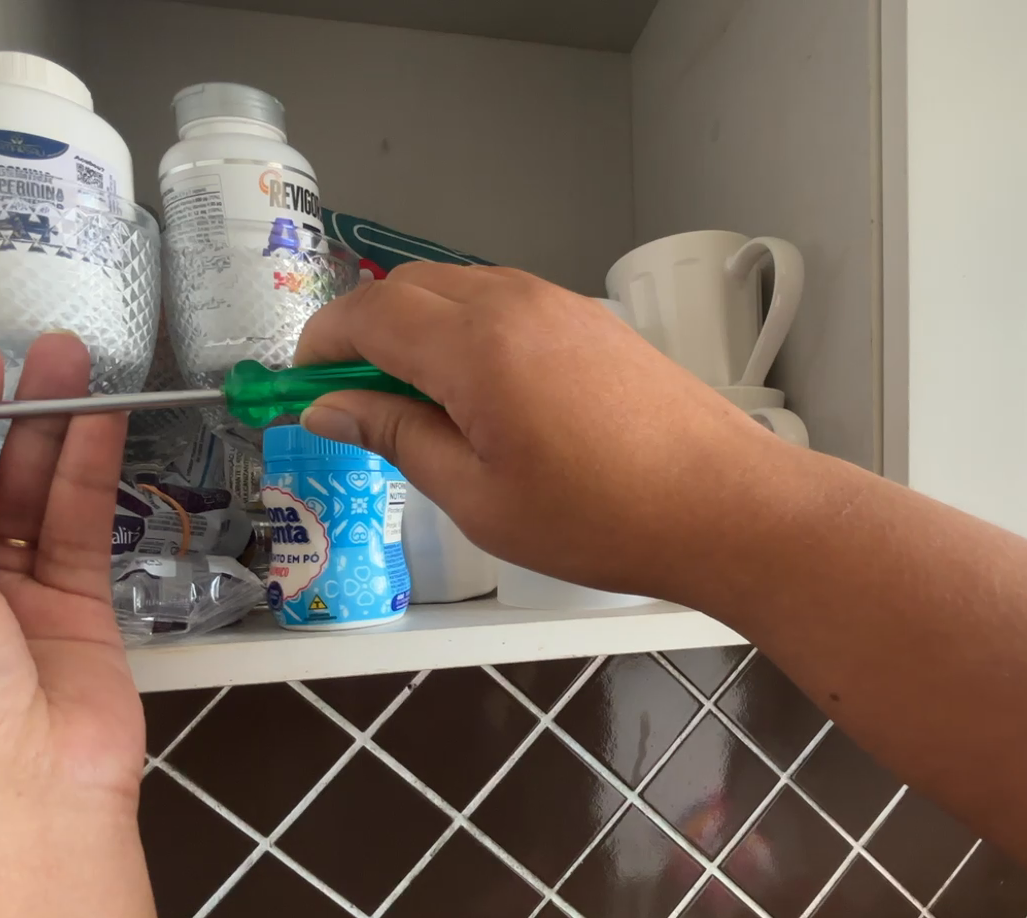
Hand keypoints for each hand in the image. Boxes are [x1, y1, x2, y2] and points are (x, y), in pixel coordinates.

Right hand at [296, 264, 794, 601]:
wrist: (723, 506)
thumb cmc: (596, 520)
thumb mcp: (478, 497)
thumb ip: (397, 438)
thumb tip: (329, 407)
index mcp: (475, 344)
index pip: (367, 315)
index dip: (322, 346)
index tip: (304, 386)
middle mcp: (515, 301)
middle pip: (409, 289)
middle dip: (365, 333)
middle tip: (356, 400)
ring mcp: (562, 303)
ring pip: (460, 290)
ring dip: (420, 329)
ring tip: (417, 401)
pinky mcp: (594, 320)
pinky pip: (508, 304)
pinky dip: (470, 331)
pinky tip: (482, 389)